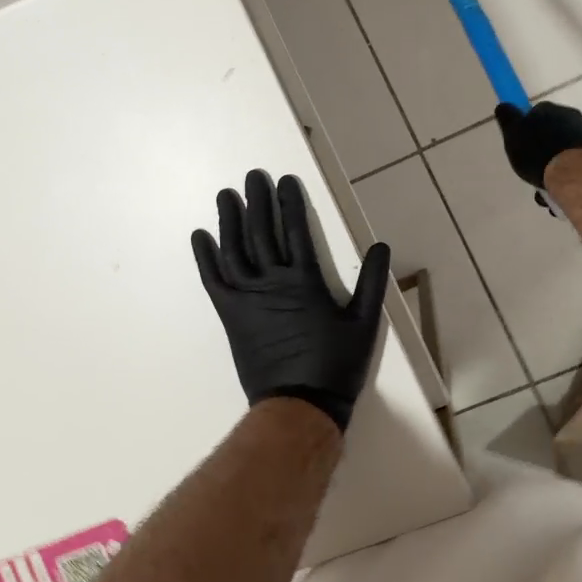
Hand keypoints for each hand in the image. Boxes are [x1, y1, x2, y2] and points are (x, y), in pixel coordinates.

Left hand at [191, 171, 390, 431]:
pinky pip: (213, 280)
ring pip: (234, 249)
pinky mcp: (230, 315)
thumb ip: (371, 283)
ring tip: (226, 196)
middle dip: (257, 201)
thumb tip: (382, 246)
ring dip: (229, 220)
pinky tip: (200, 236)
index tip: (284, 180)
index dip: (290, 202)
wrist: (299, 405)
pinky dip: (205, 257)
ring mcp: (247, 298)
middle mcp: (272, 282)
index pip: (296, 230)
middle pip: (261, 232)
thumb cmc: (336, 365)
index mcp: (305, 281)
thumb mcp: (364, 324)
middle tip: (252, 176)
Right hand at [494, 101, 581, 189]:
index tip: (521, 146)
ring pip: (565, 151)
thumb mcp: (513, 134)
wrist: (578, 173)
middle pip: (552, 133)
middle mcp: (571, 118)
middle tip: (533, 170)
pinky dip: (570, 176)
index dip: (526, 130)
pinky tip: (562, 192)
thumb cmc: (539, 152)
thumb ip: (507, 119)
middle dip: (543, 151)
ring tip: (547, 189)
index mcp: (549, 109)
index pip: (535, 113)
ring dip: (556, 167)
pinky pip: (579, 165)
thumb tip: (505, 106)